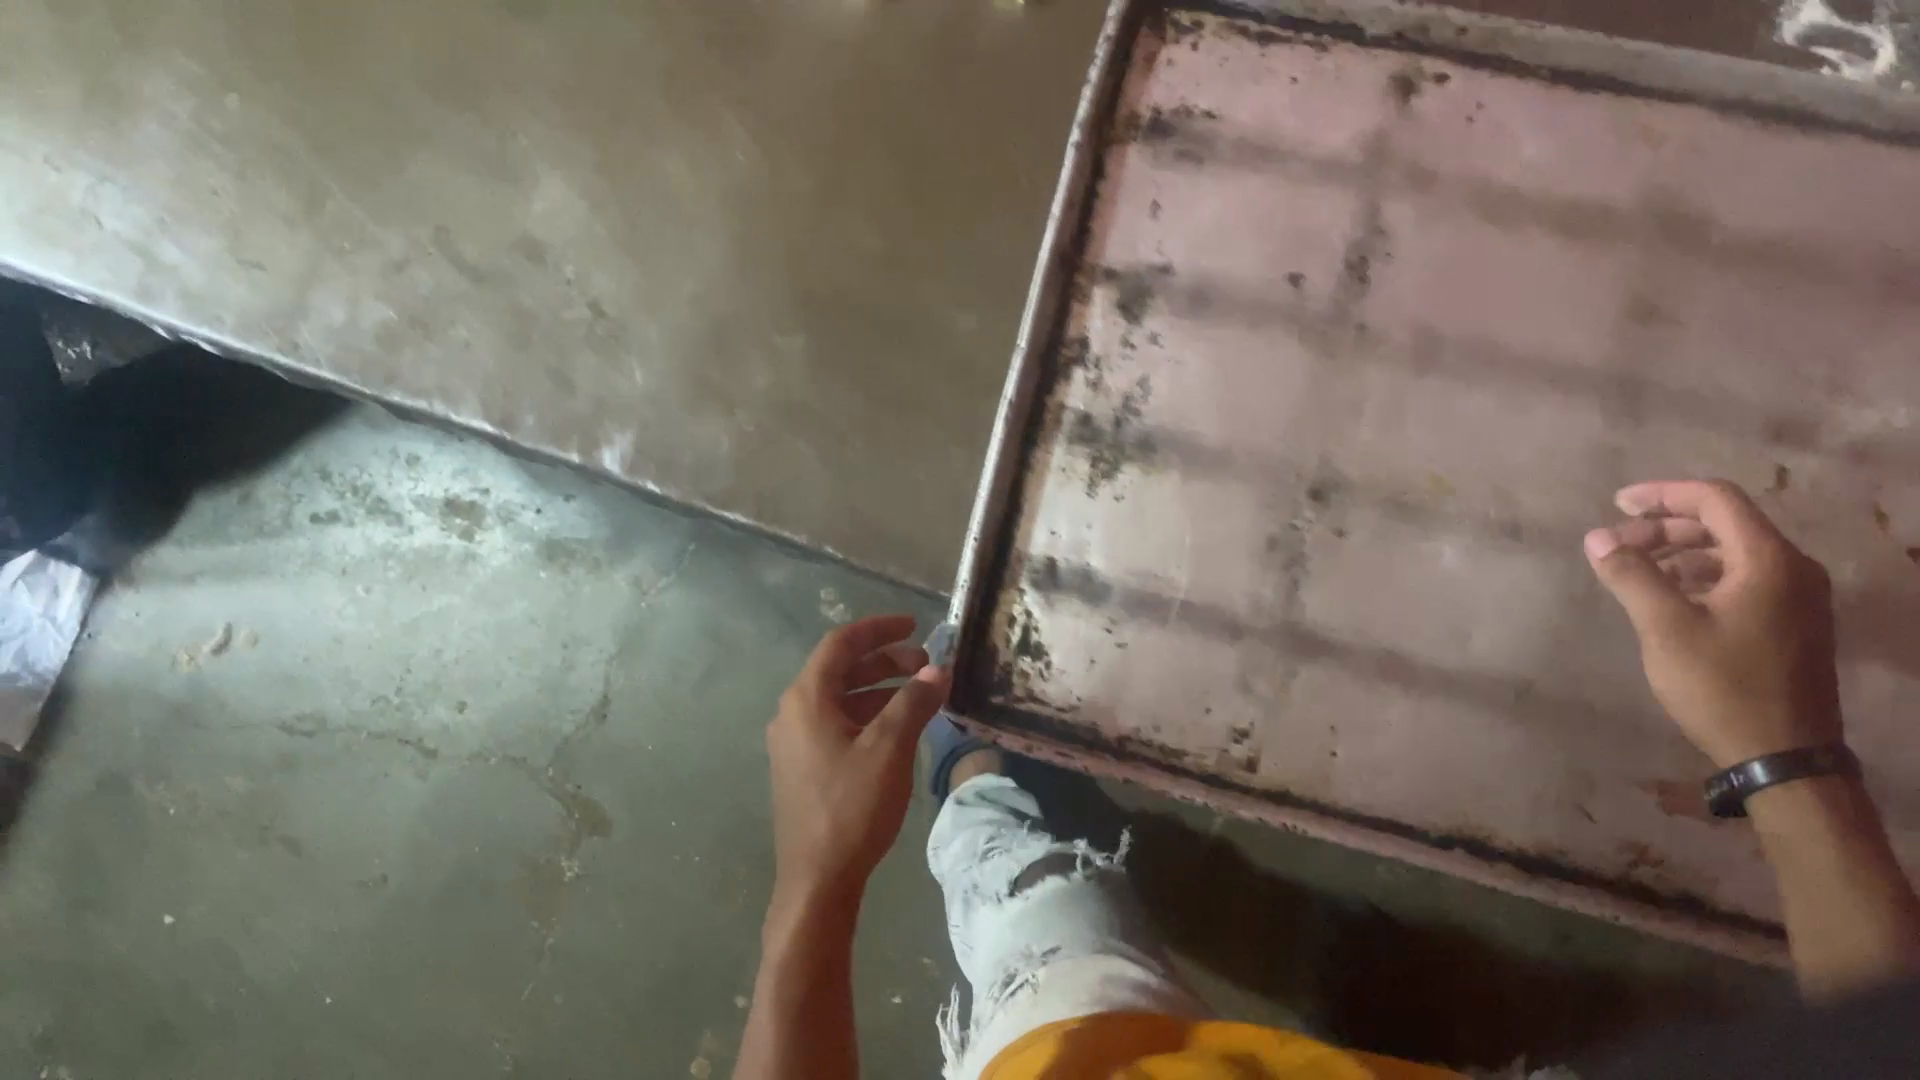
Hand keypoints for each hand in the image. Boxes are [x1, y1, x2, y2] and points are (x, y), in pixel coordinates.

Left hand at [766, 615, 950, 903]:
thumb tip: (938, 670)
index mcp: (806, 699)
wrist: (818, 878)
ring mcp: (794, 743)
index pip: (841, 643)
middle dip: (885, 661)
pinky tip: (898, 729)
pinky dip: (868, 715)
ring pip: (840, 699)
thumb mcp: (889, 748)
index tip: (914, 624)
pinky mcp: (802, 768)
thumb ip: (914, 702)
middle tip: (926, 664)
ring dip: (879, 689)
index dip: (879, 629)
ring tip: (919, 694)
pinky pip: (836, 724)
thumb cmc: (852, 806)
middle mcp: (793, 713)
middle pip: (840, 669)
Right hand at [1584, 479, 1841, 768]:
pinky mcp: (1789, 622)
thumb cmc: (1721, 685)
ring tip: (1632, 569)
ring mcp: (1796, 598)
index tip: (1615, 504)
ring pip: (1731, 551)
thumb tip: (1597, 538)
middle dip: (1664, 526)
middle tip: (1615, 545)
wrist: (1782, 755)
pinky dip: (1698, 574)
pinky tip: (1666, 595)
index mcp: (1770, 562)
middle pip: (1724, 523)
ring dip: (1678, 551)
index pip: (1717, 500)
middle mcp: (1793, 570)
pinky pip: (1741, 577)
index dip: (1663, 495)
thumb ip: (1631, 575)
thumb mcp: (1665, 627)